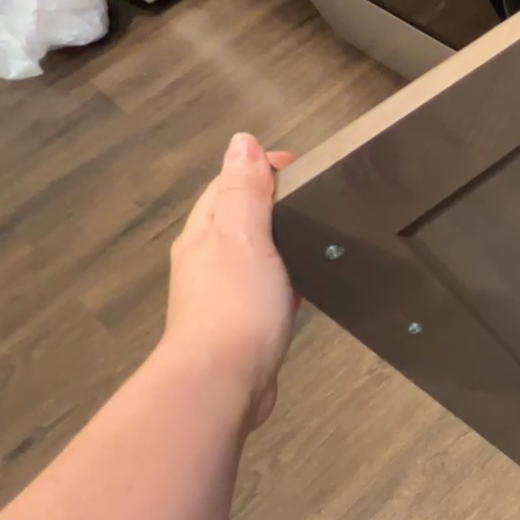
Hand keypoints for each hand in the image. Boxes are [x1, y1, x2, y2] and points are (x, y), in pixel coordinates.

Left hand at [159, 133, 298, 429]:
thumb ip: (246, 193)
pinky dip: (282, 274)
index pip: (227, 186)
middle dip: (266, 200)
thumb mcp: (243, 237)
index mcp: (205, 233)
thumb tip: (242, 142)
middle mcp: (206, 259)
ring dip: (275, 238)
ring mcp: (222, 292)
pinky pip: (263, 284)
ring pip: (249, 252)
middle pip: (234, 217)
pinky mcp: (242, 322)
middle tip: (312, 196)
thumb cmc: (237, 304)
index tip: (298, 162)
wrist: (226, 378)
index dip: (258, 168)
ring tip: (313, 235)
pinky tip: (302, 284)